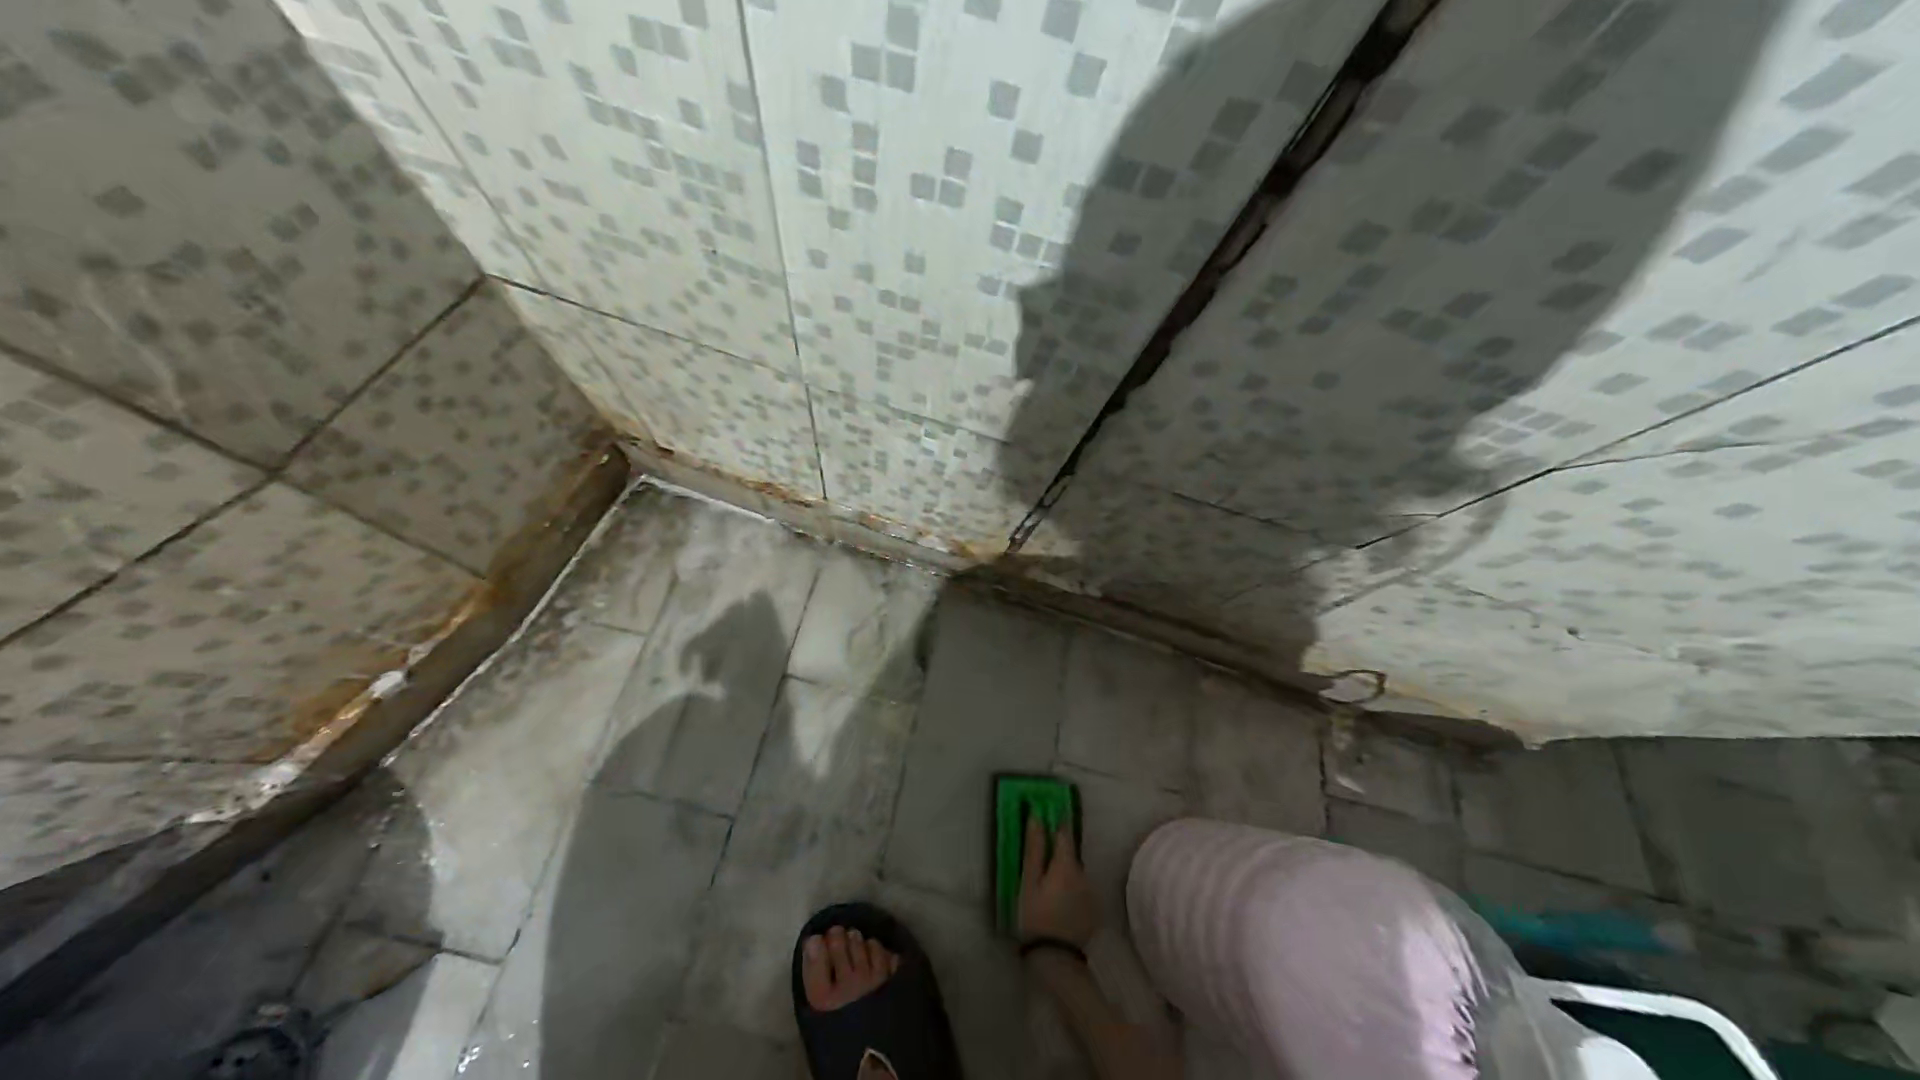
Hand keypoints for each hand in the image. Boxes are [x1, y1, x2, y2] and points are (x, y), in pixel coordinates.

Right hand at [1017, 813, 1097, 946]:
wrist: (1056, 958)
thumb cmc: (1036, 916)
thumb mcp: (1029, 881)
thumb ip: (1034, 848)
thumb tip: (1036, 817)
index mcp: (1067, 864)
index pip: (1065, 833)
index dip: (1055, 823)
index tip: (1045, 819)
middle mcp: (1084, 874)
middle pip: (1070, 855)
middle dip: (1058, 855)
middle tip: (1040, 867)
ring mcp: (1092, 893)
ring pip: (1076, 874)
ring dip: (1064, 875)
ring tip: (1048, 891)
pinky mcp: (1095, 910)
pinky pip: (1081, 891)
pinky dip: (1072, 891)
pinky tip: (1059, 905)